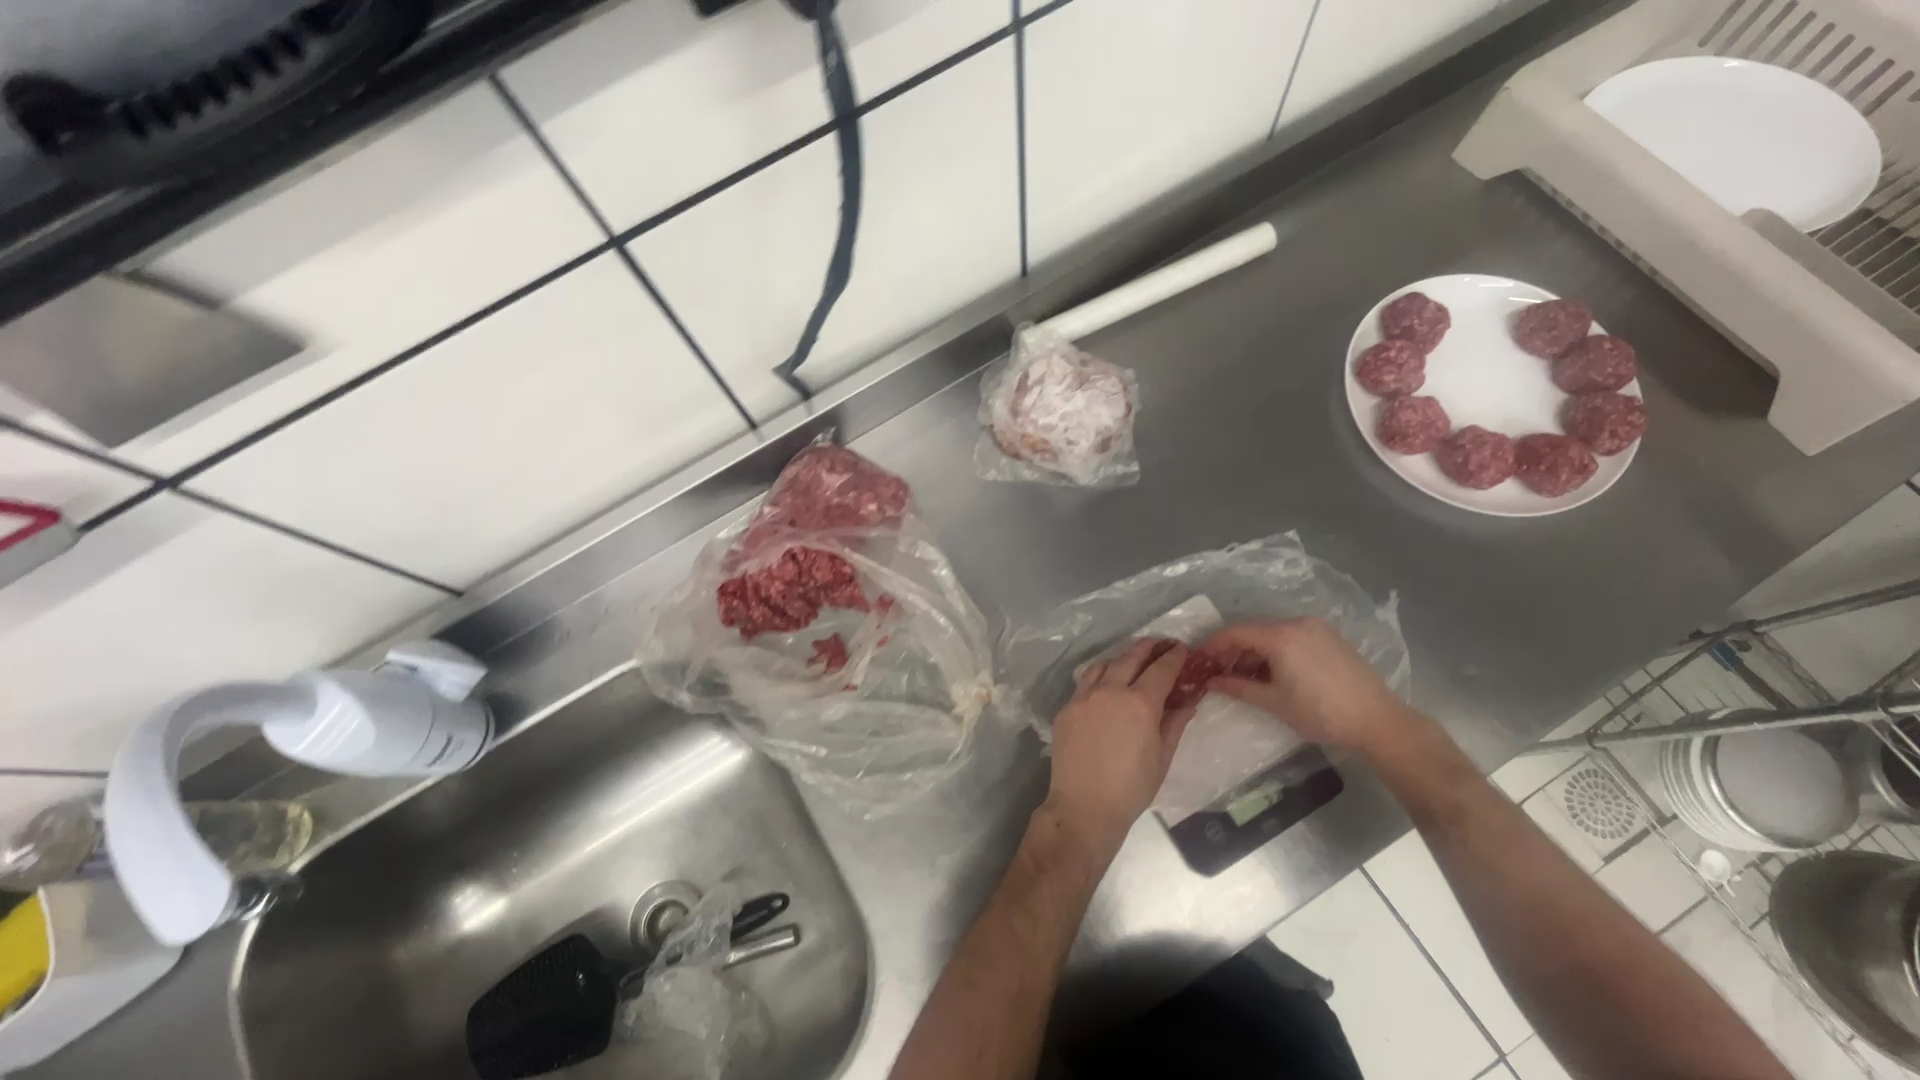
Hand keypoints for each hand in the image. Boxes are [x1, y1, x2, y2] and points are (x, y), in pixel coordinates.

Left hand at [1043, 640, 1194, 855]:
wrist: (1084, 807)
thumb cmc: (1131, 788)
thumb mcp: (1162, 757)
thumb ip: (1175, 723)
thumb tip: (1188, 702)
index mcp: (1140, 703)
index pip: (1161, 669)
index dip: (1174, 657)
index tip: (1182, 649)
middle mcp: (1110, 691)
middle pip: (1131, 657)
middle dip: (1149, 647)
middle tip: (1160, 644)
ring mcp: (1084, 697)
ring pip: (1104, 664)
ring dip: (1122, 658)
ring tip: (1133, 659)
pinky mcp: (1066, 708)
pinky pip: (1085, 682)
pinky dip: (1100, 675)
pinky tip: (1107, 682)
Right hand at [1204, 618, 1426, 755]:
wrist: (1376, 720)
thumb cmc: (1320, 712)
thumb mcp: (1274, 702)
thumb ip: (1238, 688)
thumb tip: (1210, 682)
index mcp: (1281, 636)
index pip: (1236, 632)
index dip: (1214, 646)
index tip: (1200, 662)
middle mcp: (1297, 623)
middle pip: (1254, 631)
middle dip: (1234, 651)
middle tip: (1219, 674)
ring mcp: (1317, 628)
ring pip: (1274, 634)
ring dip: (1255, 653)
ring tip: (1245, 679)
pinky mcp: (1330, 638)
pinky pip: (1292, 637)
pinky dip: (1276, 651)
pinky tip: (1273, 674)